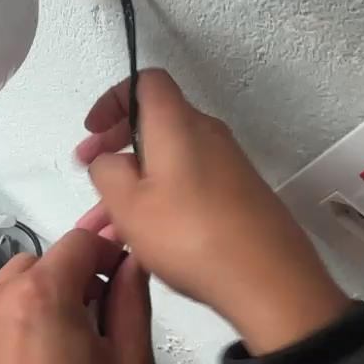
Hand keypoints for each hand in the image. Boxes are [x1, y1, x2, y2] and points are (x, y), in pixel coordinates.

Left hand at [0, 229, 155, 363]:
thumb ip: (132, 299)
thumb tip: (131, 261)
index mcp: (41, 296)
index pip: (79, 241)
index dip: (107, 248)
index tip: (123, 267)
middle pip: (42, 260)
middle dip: (73, 274)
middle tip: (99, 311)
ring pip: (12, 283)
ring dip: (40, 294)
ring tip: (66, 337)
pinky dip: (13, 319)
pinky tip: (34, 357)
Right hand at [75, 69, 348, 354]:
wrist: (270, 282)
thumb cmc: (193, 237)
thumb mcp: (127, 204)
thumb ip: (105, 170)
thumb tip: (108, 159)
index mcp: (177, 123)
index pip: (145, 82)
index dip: (113, 99)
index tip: (94, 130)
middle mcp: (207, 133)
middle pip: (156, 120)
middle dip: (117, 142)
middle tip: (92, 169)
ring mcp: (228, 163)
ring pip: (169, 157)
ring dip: (135, 178)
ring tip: (107, 219)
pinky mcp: (240, 192)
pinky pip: (190, 180)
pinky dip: (162, 194)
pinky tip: (144, 234)